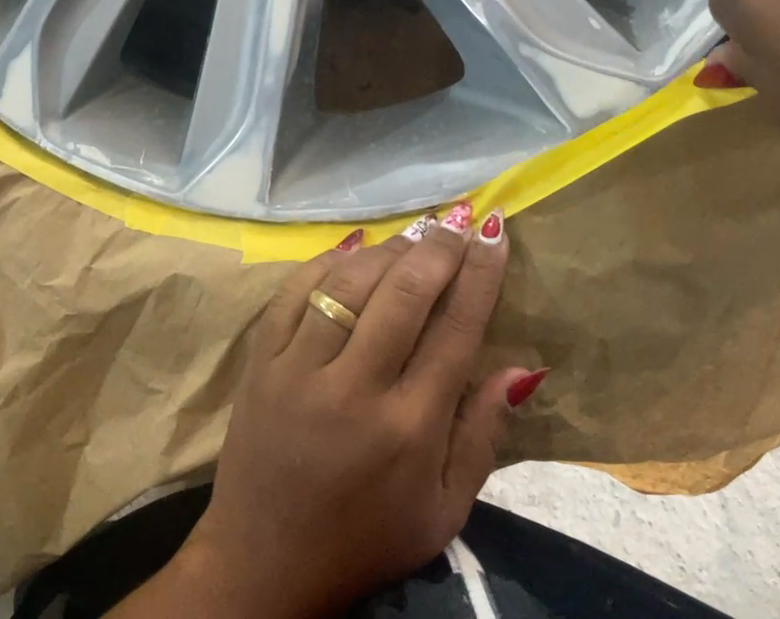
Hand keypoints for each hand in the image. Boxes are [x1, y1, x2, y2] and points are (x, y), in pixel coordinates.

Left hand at [111, 205, 541, 617]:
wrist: (265, 559)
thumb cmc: (367, 538)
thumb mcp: (445, 510)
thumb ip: (482, 435)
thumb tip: (521, 367)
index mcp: (409, 428)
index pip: (455, 330)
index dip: (480, 275)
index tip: (495, 234)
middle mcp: (353, 389)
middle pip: (402, 296)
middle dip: (437, 249)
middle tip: (458, 220)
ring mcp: (297, 371)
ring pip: (346, 285)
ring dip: (386, 249)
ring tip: (416, 231)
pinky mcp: (259, 363)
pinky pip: (291, 295)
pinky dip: (322, 262)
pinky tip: (351, 246)